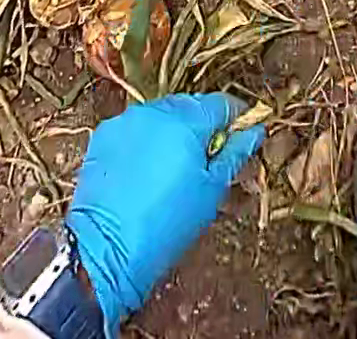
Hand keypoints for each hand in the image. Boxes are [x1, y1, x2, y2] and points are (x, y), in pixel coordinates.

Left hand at [66, 93, 264, 327]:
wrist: (101, 253)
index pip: (223, 103)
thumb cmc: (165, 224)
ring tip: (175, 167)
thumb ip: (236, 153)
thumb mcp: (211, 190)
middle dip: (204, 128)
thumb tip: (255, 130)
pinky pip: (137, 127)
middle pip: (194, 106)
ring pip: (165, 115)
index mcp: (187, 119)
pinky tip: (147, 170)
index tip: (239, 139)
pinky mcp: (105, 134)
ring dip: (176, 132)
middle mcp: (157, 109)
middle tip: (208, 161)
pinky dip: (148, 139)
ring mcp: (127, 119)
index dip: (236, 120)